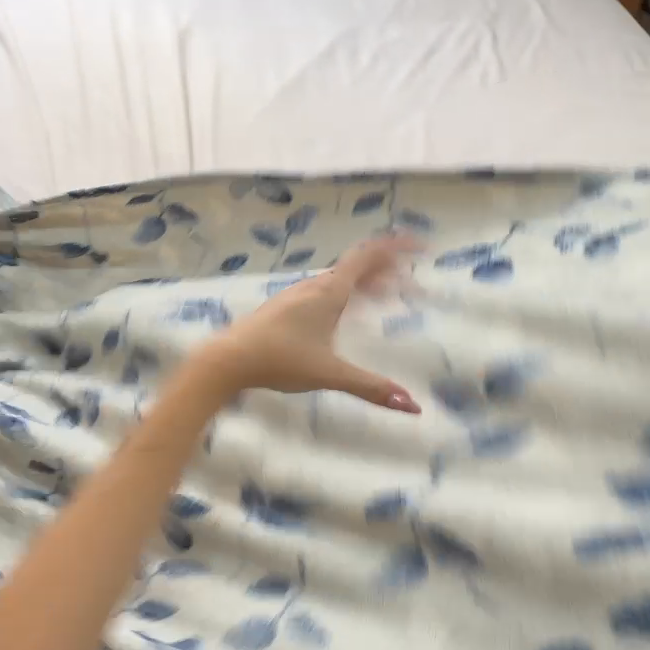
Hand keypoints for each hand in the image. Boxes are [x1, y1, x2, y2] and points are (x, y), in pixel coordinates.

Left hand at [195, 236, 421, 413]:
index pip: (368, 257)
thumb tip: (412, 405)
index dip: (396, 247)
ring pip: (338, 279)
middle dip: (387, 270)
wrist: (229, 359)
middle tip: (411, 283)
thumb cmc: (280, 361)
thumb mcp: (330, 375)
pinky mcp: (283, 308)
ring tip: (385, 297)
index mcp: (329, 293)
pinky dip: (345, 294)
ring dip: (365, 282)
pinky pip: (324, 291)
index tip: (420, 244)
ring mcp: (296, 296)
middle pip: (356, 267)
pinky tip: (344, 315)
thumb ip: (370, 388)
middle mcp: (314, 287)